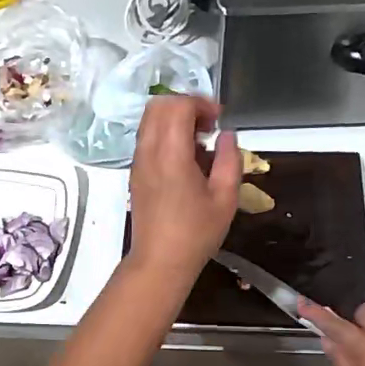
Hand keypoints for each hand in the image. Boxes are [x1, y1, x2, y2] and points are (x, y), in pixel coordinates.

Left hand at [127, 95, 239, 280]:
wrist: (160, 262)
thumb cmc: (196, 234)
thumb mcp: (225, 199)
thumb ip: (229, 160)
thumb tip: (227, 136)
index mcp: (171, 154)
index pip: (178, 106)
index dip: (201, 103)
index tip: (219, 120)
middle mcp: (149, 152)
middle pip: (158, 105)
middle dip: (185, 106)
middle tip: (208, 126)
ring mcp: (138, 162)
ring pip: (149, 120)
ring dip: (173, 120)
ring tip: (198, 143)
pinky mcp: (135, 174)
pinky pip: (146, 139)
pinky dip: (164, 135)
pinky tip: (184, 159)